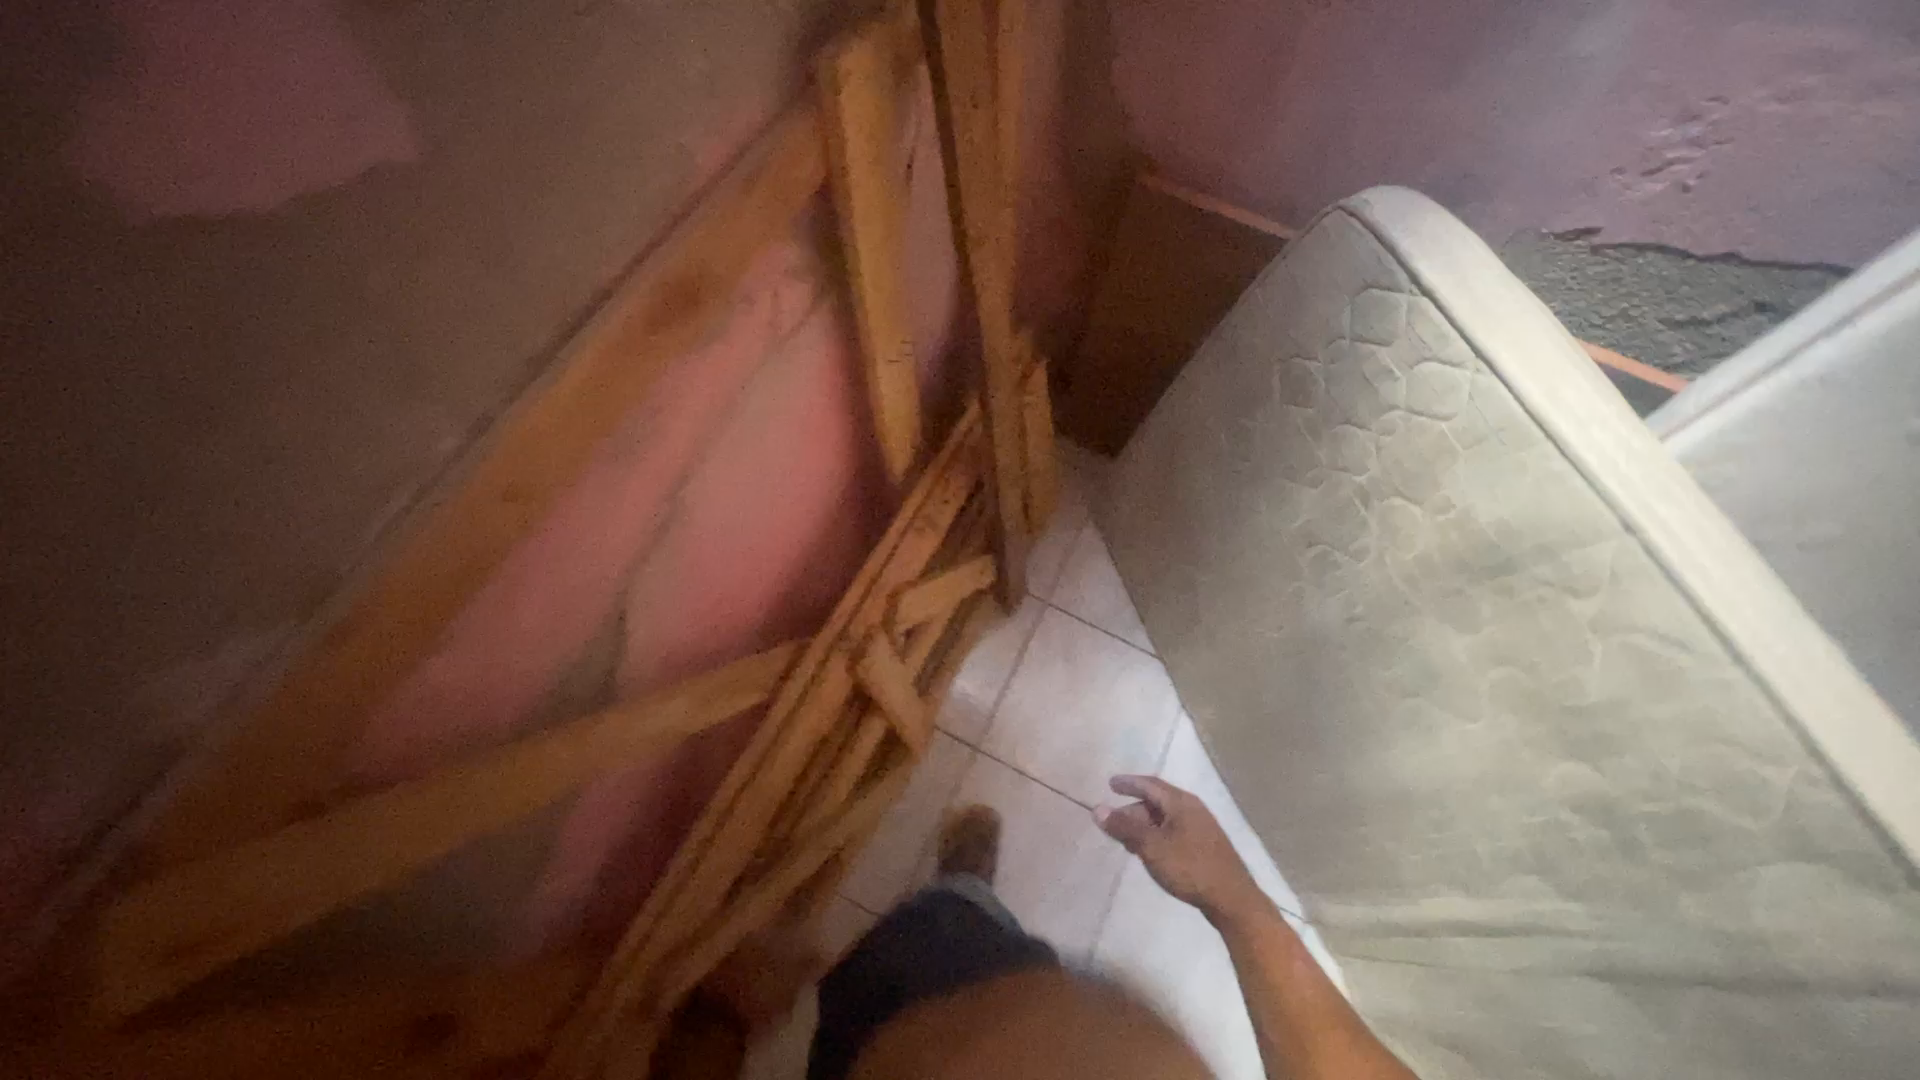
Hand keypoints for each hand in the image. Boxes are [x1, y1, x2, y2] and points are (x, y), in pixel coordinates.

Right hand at [1095, 775, 1265, 924]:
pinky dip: (1157, 835)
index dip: (1128, 783)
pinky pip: (1174, 831)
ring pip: (1165, 818)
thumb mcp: (1151, 847)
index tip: (1110, 784)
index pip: (1149, 784)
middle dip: (1133, 810)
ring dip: (1144, 825)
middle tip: (1114, 824)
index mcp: (1181, 802)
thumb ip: (1124, 827)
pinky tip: (1151, 853)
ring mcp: (1202, 827)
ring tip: (1128, 842)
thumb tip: (1097, 809)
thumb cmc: (1190, 867)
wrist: (1232, 899)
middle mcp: (1193, 808)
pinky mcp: (1206, 846)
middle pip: (1157, 801)